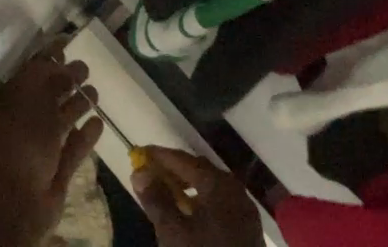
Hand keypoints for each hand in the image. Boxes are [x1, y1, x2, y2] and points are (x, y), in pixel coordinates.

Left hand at [0, 45, 103, 246]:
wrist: (19, 198)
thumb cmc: (22, 138)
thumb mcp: (31, 95)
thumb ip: (47, 75)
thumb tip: (63, 63)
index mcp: (11, 97)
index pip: (32, 67)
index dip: (49, 53)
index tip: (69, 40)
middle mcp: (24, 117)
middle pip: (48, 92)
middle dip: (67, 78)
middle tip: (86, 66)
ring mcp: (41, 144)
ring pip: (62, 118)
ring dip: (78, 104)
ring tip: (95, 92)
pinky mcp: (57, 167)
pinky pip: (73, 146)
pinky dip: (85, 135)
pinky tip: (99, 123)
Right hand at [131, 146, 262, 246]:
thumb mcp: (173, 233)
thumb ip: (156, 200)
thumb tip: (139, 172)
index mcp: (218, 184)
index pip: (183, 160)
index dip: (160, 156)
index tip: (139, 154)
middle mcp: (234, 190)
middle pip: (199, 170)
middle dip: (173, 170)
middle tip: (150, 174)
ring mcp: (244, 210)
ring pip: (211, 187)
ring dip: (187, 186)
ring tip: (166, 194)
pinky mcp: (248, 229)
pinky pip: (220, 203)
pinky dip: (201, 201)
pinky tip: (189, 214)